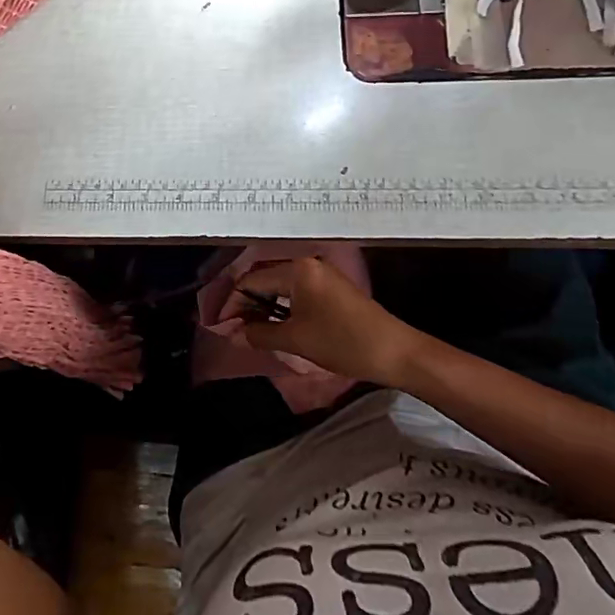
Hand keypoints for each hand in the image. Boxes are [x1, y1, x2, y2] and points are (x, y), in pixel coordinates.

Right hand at [235, 256, 429, 383]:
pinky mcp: (333, 288)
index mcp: (298, 269)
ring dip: (263, 306)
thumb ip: (260, 333)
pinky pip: (297, 292)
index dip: (232, 303)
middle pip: (265, 279)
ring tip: (249, 330)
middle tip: (231, 328)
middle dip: (246, 303)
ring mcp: (323, 275)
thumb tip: (236, 332)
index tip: (220, 326)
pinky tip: (274, 325)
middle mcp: (309, 264)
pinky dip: (282, 307)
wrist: (393, 350)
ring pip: (281, 286)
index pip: (252, 280)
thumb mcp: (295, 339)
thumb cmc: (342, 341)